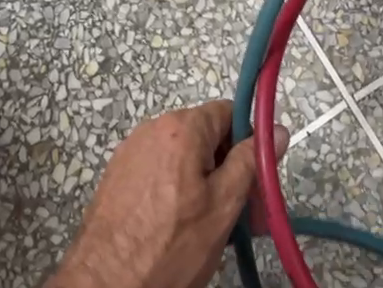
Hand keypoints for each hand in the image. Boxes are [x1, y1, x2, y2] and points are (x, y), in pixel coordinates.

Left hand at [48, 100, 285, 287]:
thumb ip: (250, 162)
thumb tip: (276, 129)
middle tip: (242, 212)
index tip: (256, 177)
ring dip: (204, 181)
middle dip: (228, 168)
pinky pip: (160, 170)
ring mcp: (132, 150)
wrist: (106, 283)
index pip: (229, 112)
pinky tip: (180, 224)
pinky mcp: (118, 174)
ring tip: (210, 225)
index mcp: (182, 127)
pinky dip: (176, 189)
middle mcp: (153, 128)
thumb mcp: (223, 206)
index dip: (248, 141)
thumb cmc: (169, 246)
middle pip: (206, 135)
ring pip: (184, 156)